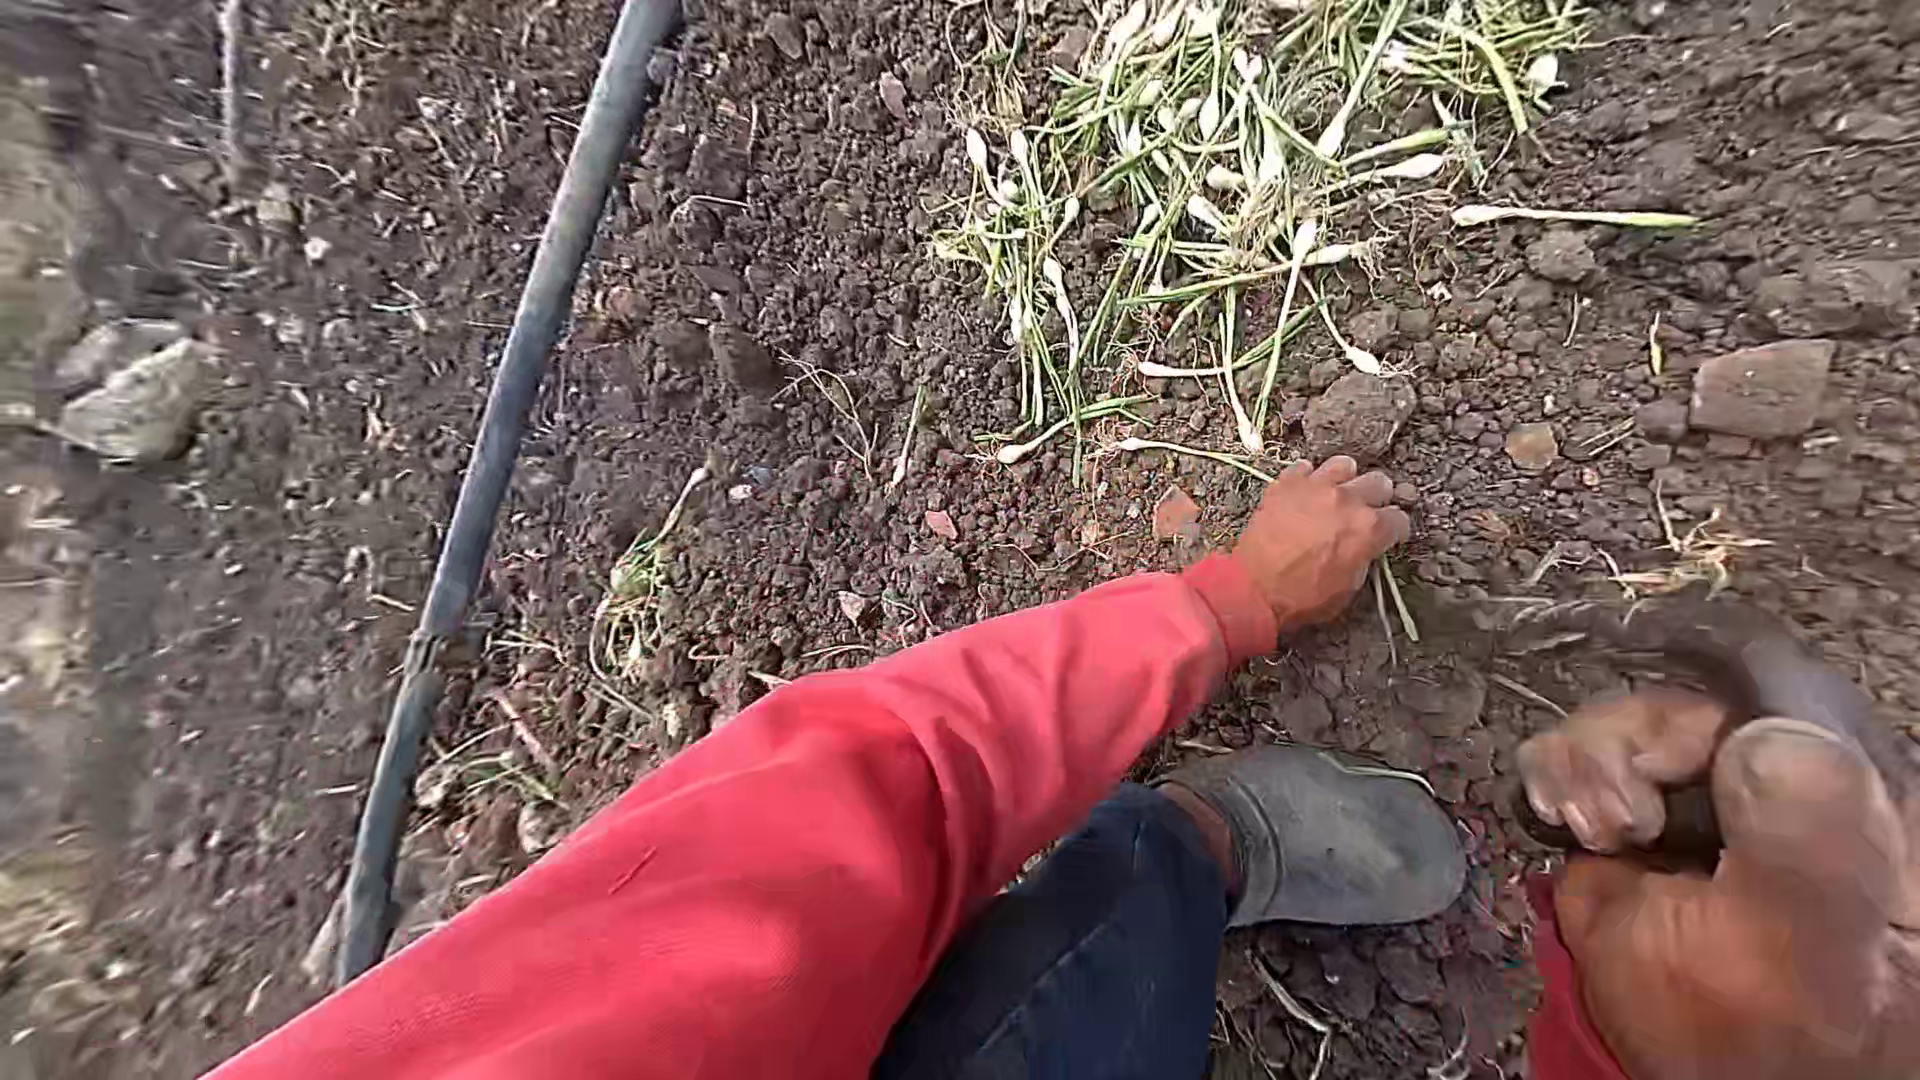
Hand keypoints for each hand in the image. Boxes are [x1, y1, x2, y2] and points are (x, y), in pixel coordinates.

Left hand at [1229, 457, 1408, 632]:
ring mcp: (1314, 488)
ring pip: (1343, 465)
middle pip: (1378, 483)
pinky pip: (1302, 467)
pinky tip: (1302, 492)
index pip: (1399, 518)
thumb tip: (1363, 545)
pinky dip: (1305, 478)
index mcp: (1370, 528)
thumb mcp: (1350, 586)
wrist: (1254, 588)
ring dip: (1342, 479)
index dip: (1392, 530)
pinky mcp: (1284, 485)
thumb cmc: (1302, 595)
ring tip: (1332, 494)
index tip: (1383, 535)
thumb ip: (1364, 555)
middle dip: (1374, 498)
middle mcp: (1347, 500)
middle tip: (1360, 512)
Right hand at [1520, 695, 1919, 1079]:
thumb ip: (1806, 851)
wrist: (1669, 1060)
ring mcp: (1685, 794)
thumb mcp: (1798, 949)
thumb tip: (1773, 736)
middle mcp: (1770, 789)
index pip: (1783, 710)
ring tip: (1588, 832)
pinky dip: (1544, 771)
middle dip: (1622, 750)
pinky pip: (1563, 745)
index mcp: (1857, 818)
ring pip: (1613, 719)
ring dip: (1576, 767)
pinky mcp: (1614, 799)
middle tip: (1619, 821)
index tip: (1661, 768)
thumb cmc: (1759, 1027)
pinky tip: (1558, 819)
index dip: (1704, 722)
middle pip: (1679, 708)